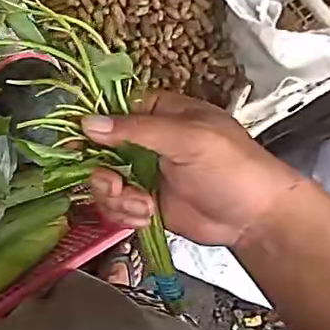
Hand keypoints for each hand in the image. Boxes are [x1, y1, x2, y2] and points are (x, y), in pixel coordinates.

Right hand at [82, 90, 305, 247]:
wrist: (254, 218)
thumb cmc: (231, 167)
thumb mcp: (186, 139)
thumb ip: (136, 129)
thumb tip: (88, 123)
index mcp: (159, 114)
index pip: (112, 110)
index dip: (91, 125)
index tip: (75, 142)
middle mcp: (145, 142)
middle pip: (98, 151)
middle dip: (104, 174)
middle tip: (115, 185)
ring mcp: (143, 173)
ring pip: (103, 182)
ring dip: (118, 198)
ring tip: (143, 206)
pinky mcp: (144, 202)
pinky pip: (115, 205)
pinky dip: (126, 214)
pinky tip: (147, 216)